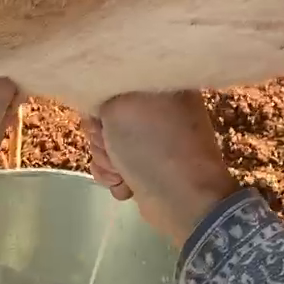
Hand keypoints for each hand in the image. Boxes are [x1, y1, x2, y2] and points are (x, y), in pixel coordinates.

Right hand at [85, 91, 237, 246]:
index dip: (100, 104)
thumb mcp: (118, 105)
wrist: (183, 198)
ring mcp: (151, 139)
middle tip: (113, 146)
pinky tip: (125, 184)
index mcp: (160, 85)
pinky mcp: (144, 165)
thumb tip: (100, 109)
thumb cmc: (152, 145)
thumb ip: (102, 96)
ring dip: (105, 159)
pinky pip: (111, 163)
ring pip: (104, 141)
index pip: (112, 85)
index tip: (103, 118)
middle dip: (101, 136)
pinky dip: (112, 175)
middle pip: (103, 114)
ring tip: (122, 170)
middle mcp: (157, 108)